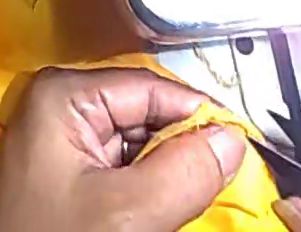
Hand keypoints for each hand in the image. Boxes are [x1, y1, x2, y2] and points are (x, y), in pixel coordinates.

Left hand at [0, 66, 247, 231]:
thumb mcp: (124, 214)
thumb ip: (182, 172)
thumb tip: (232, 138)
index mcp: (66, 92)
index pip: (149, 87)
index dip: (196, 113)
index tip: (240, 143)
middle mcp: (62, 103)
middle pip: (143, 113)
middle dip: (180, 145)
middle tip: (219, 179)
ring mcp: (60, 139)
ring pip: (134, 143)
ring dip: (164, 170)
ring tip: (186, 198)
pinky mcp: (62, 174)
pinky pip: (117, 168)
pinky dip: (144, 189)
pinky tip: (157, 210)